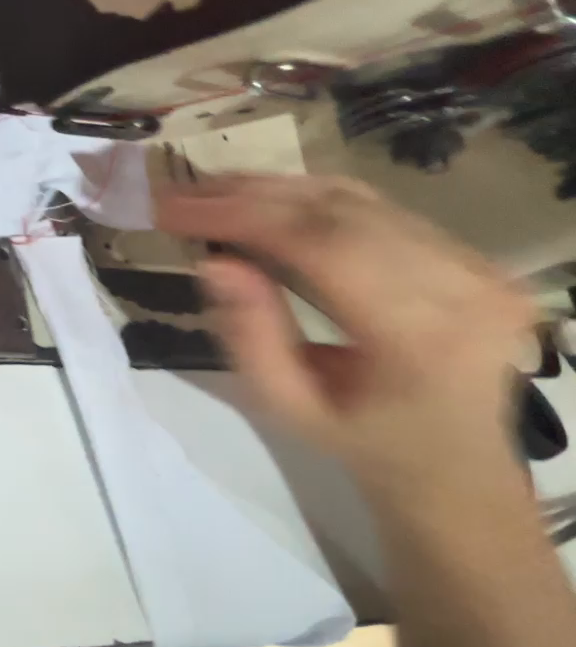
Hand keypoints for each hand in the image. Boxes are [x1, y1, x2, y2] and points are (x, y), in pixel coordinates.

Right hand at [156, 175, 535, 483]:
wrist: (450, 457)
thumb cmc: (357, 439)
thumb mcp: (283, 404)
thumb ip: (249, 335)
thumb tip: (212, 263)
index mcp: (420, 333)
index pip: (322, 244)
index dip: (240, 216)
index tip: (171, 208)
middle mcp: (462, 286)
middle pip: (338, 212)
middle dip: (245, 196)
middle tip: (173, 193)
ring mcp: (475, 264)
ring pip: (355, 199)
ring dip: (270, 189)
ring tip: (203, 191)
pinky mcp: (468, 254)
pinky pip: (374, 206)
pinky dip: (304, 196)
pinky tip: (256, 199)